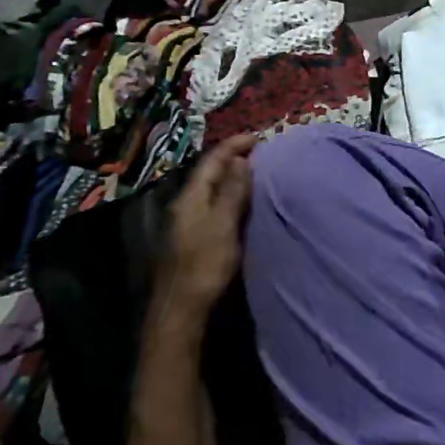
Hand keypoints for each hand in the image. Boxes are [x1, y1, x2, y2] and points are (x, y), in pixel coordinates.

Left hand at [157, 134, 257, 310]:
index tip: (259, 137)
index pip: (212, 160)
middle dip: (234, 159)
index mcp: (191, 196)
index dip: (234, 145)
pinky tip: (244, 204)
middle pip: (210, 173)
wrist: (182, 307)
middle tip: (262, 154)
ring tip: (258, 174)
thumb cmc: (204, 264)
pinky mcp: (195, 238)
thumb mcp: (222, 224)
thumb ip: (231, 192)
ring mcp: (189, 221)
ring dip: (233, 178)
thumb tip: (240, 160)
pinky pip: (215, 206)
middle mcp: (187, 204)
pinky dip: (230, 197)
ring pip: (212, 190)